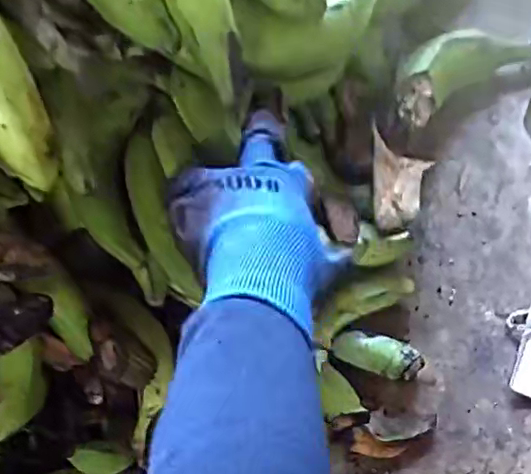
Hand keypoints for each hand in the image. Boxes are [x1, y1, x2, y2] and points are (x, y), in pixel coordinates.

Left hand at [167, 110, 346, 337]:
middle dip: (259, 137)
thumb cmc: (299, 271)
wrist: (258, 281)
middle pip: (255, 144)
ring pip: (208, 172)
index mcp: (289, 186)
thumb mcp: (326, 266)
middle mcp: (253, 175)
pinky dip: (182, 206)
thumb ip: (335, 256)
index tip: (290, 166)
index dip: (292, 171)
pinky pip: (180, 195)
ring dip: (210, 184)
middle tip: (254, 136)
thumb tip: (351, 252)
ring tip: (206, 196)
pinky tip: (185, 217)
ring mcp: (217, 185)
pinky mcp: (187, 204)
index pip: (294, 171)